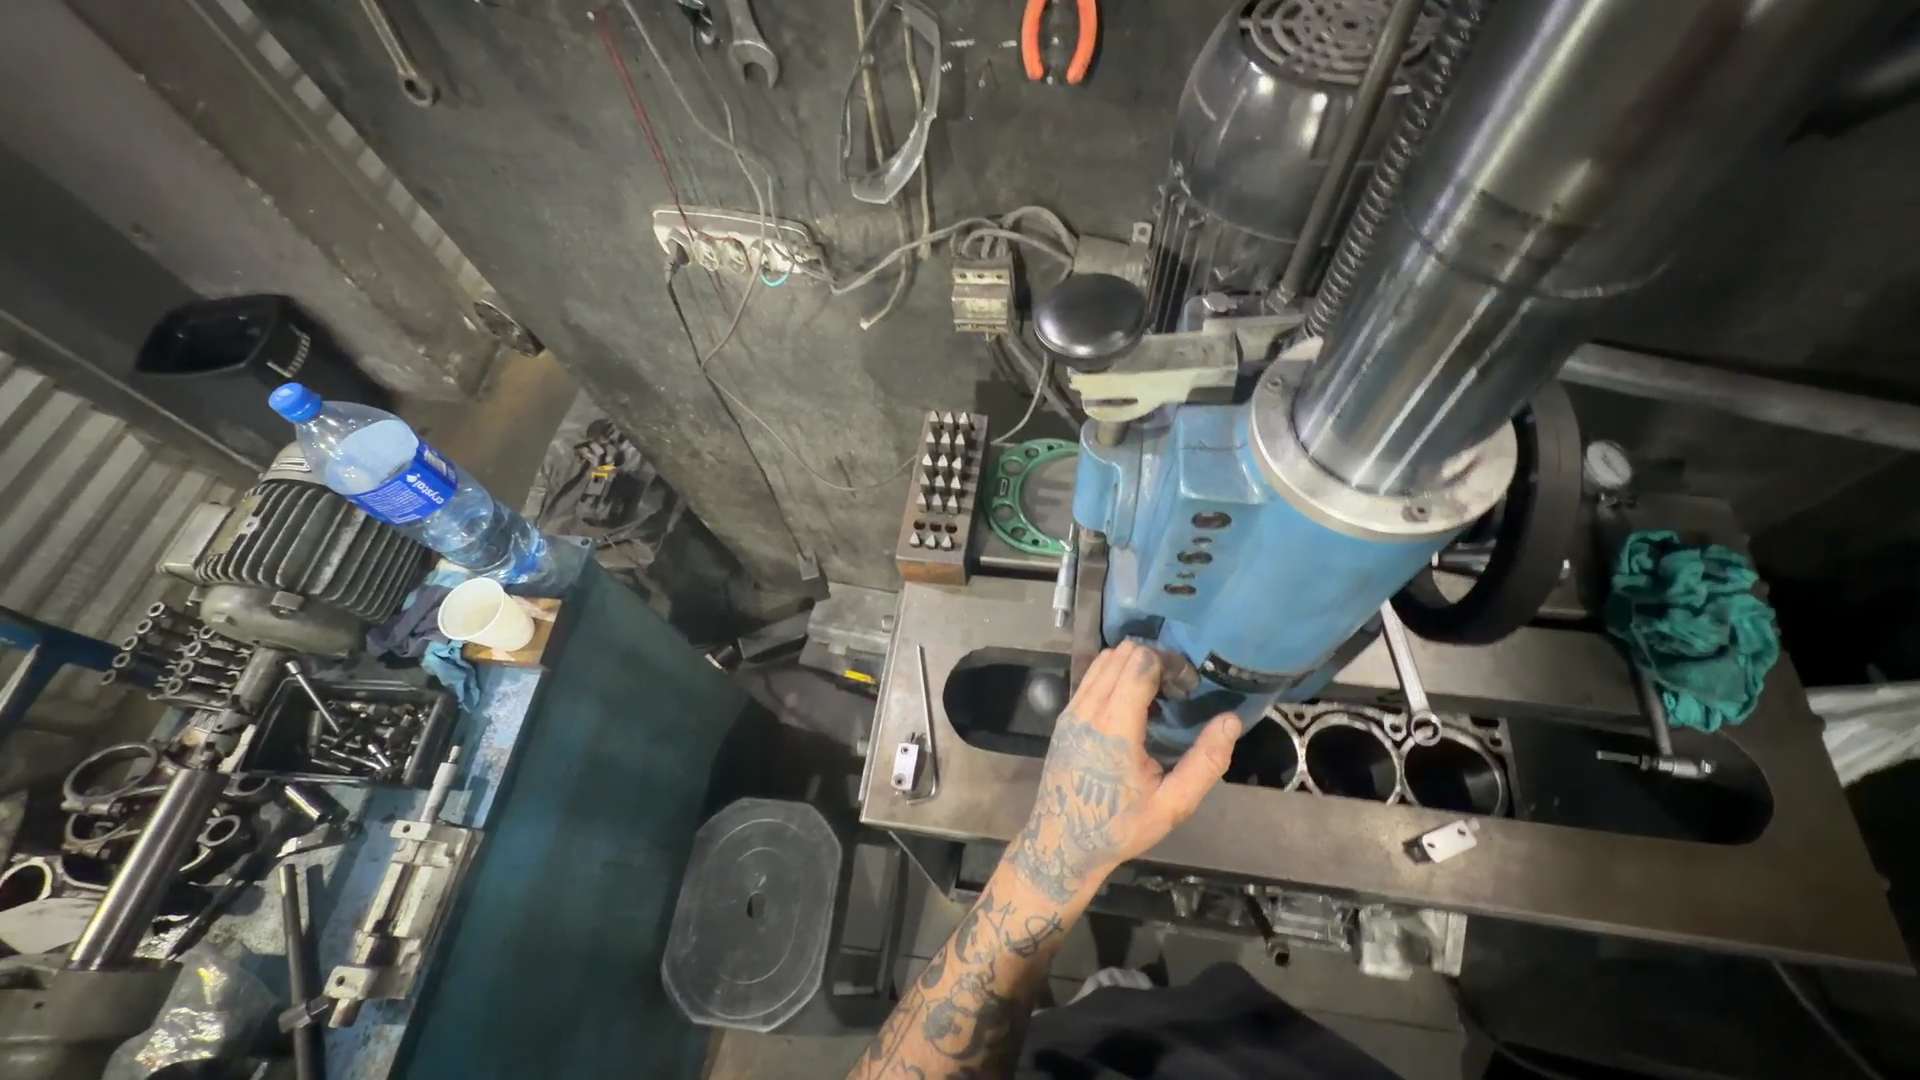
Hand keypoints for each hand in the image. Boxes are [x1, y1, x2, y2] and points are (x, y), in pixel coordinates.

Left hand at [1005, 642, 1240, 902]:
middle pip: (1121, 654)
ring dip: (1132, 664)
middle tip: (1175, 687)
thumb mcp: (1172, 805)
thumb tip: (1231, 721)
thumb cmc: (1119, 827)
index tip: (1187, 684)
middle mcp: (1088, 710)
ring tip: (1156, 693)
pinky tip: (1132, 703)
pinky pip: (1091, 677)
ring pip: (1103, 661)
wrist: (1062, 842)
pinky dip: (1114, 675)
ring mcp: (1071, 711)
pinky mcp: (1064, 717)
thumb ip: (1205, 762)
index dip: (1168, 662)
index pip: (1138, 663)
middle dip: (1153, 659)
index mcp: (1114, 728)